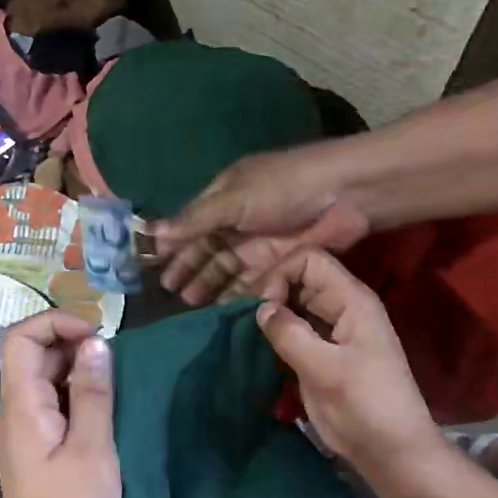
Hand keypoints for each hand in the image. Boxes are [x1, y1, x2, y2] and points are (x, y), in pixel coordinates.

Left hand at [0, 311, 120, 497]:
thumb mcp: (93, 448)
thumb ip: (93, 391)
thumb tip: (95, 342)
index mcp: (21, 406)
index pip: (21, 338)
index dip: (56, 322)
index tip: (97, 335)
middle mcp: (15, 411)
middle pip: (32, 354)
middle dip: (72, 341)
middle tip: (115, 357)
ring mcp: (25, 430)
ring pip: (44, 377)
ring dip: (77, 367)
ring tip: (115, 380)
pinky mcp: (37, 447)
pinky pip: (52, 401)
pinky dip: (77, 391)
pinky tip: (104, 406)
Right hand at [152, 144, 371, 305]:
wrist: (345, 195)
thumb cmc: (283, 188)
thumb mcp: (234, 200)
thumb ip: (196, 221)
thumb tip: (152, 233)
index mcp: (225, 197)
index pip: (192, 224)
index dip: (174, 246)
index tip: (154, 269)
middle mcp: (239, 221)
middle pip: (209, 249)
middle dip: (191, 270)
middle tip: (174, 296)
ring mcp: (261, 243)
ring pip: (229, 268)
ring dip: (211, 284)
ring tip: (192, 306)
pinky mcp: (282, 263)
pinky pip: (253, 281)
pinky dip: (237, 294)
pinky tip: (223, 309)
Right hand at [253, 248, 437, 467]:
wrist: (392, 452)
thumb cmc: (366, 406)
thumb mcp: (325, 369)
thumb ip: (290, 334)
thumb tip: (260, 309)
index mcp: (352, 300)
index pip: (309, 259)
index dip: (282, 273)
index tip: (263, 305)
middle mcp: (342, 307)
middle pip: (299, 278)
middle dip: (272, 291)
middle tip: (250, 320)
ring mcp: (333, 330)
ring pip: (295, 303)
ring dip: (272, 312)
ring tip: (248, 331)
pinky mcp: (323, 353)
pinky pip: (295, 328)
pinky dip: (276, 332)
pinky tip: (259, 345)